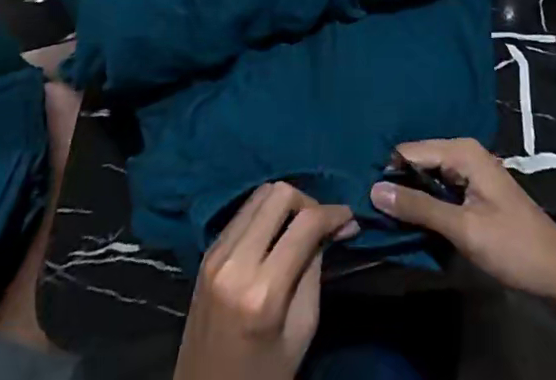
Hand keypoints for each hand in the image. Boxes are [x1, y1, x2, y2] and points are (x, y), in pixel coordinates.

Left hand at [173, 183, 357, 379]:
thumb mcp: (302, 329)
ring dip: (286, 204)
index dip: (334, 213)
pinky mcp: (206, 254)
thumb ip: (314, 270)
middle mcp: (234, 262)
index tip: (350, 220)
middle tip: (322, 225)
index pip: (305, 223)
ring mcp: (214, 255)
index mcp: (262, 290)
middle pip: (278, 194)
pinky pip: (242, 213)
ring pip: (259, 195)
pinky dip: (265, 213)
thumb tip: (333, 228)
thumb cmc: (263, 373)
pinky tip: (277, 234)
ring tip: (301, 227)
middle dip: (308, 202)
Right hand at [369, 138, 555, 306]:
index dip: (386, 171)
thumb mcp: (463, 228)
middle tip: (365, 207)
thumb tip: (374, 189)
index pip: (409, 151)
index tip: (359, 194)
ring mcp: (470, 172)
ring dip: (407, 193)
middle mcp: (465, 153)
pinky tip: (405, 217)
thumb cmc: (512, 246)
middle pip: (416, 160)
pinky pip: (437, 188)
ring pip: (426, 175)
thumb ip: (419, 207)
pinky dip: (422, 201)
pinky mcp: (471, 191)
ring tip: (378, 213)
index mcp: (464, 152)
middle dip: (394, 180)